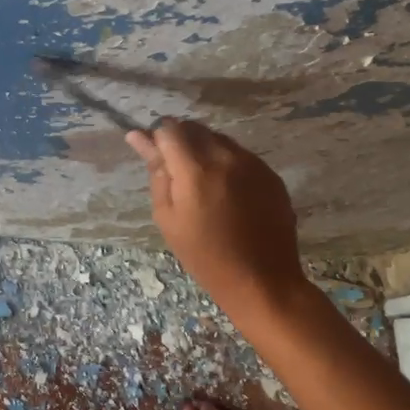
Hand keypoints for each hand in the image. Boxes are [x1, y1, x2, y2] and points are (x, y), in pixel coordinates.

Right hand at [126, 118, 307, 315]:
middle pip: (194, 128)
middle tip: (177, 171)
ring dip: (204, 149)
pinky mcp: (270, 174)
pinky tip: (228, 191)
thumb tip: (139, 137)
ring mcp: (252, 163)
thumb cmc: (205, 255)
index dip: (159, 140)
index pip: (169, 130)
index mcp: (195, 169)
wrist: (263, 281)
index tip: (158, 158)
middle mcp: (225, 157)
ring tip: (203, 183)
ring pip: (219, 138)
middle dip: (181, 140)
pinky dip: (227, 162)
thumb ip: (156, 172)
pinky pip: (241, 154)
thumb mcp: (168, 217)